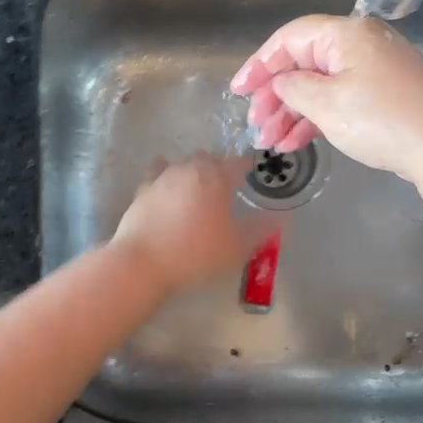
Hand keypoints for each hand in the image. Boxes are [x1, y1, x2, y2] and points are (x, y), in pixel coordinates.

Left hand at [111, 153, 262, 291]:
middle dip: (218, 168)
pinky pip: (156, 175)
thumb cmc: (196, 253)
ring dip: (192, 171)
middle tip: (225, 184)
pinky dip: (164, 175)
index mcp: (216, 177)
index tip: (252, 170)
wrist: (143, 262)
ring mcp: (162, 178)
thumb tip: (281, 217)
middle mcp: (189, 169)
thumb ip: (260, 229)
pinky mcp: (141, 191)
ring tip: (197, 185)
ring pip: (182, 165)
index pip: (237, 163)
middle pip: (208, 160)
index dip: (247, 166)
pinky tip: (164, 179)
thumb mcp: (236, 247)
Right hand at [231, 15, 422, 182]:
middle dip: (275, 95)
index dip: (259, 64)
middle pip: (305, 62)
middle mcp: (361, 44)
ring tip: (271, 143)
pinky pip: (338, 100)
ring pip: (320, 85)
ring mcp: (375, 70)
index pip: (291, 38)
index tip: (238, 92)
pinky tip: (297, 143)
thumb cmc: (381, 120)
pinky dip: (315, 119)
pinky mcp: (384, 95)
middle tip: (256, 126)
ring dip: (291, 113)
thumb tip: (281, 82)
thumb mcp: (327, 104)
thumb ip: (294, 88)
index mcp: (346, 34)